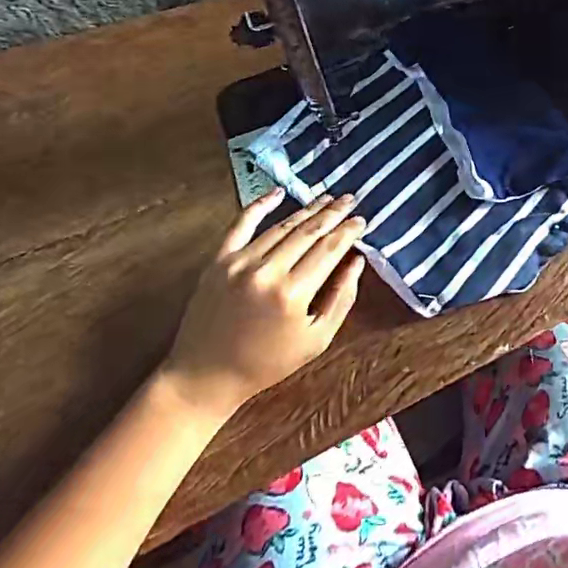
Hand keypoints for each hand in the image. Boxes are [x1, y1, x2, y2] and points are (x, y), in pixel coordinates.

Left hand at [159, 189, 367, 419]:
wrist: (205, 375)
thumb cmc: (266, 364)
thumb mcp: (315, 341)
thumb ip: (341, 298)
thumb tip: (357, 261)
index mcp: (293, 294)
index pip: (329, 249)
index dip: (348, 231)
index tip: (361, 220)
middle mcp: (267, 271)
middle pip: (308, 232)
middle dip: (332, 213)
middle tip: (349, 199)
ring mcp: (240, 262)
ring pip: (281, 226)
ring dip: (306, 210)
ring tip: (325, 199)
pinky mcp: (219, 259)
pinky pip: (241, 223)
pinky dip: (260, 205)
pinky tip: (277, 192)